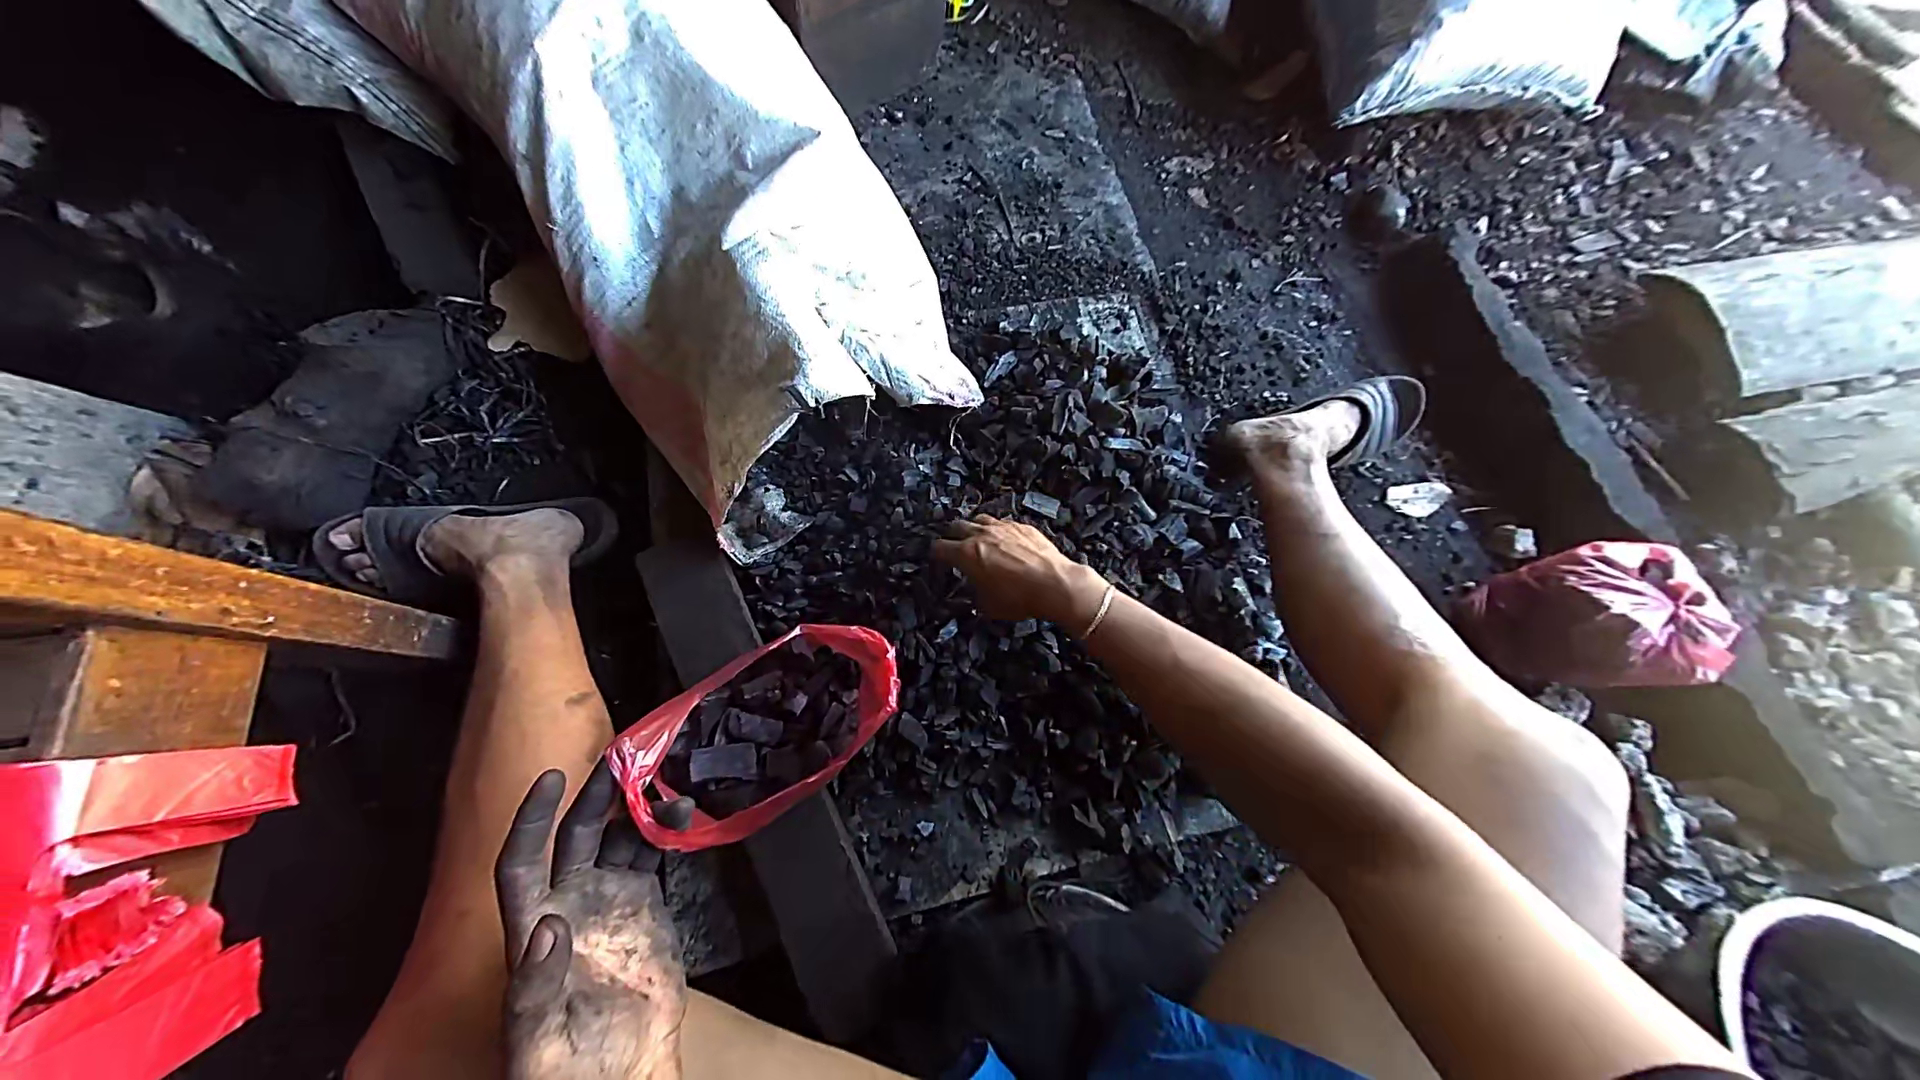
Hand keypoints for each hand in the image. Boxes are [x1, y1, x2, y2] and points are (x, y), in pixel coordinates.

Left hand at [496, 761, 686, 1079]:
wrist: (623, 1073)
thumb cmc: (564, 1069)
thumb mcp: (535, 1039)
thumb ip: (535, 985)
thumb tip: (545, 927)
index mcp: (533, 926)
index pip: (523, 862)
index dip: (533, 819)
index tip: (552, 778)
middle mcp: (570, 902)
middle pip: (578, 835)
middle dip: (598, 795)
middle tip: (624, 758)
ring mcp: (611, 900)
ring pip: (621, 837)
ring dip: (640, 808)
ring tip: (665, 785)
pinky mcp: (646, 904)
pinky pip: (654, 856)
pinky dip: (668, 831)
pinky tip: (682, 814)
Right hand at [931, 514, 1107, 627]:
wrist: (1055, 584)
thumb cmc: (1020, 598)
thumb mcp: (987, 606)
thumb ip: (974, 593)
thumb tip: (973, 590)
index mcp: (966, 554)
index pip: (939, 547)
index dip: (935, 554)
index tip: (938, 559)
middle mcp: (981, 535)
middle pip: (956, 526)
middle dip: (952, 536)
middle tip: (954, 547)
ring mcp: (1003, 527)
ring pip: (979, 519)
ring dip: (974, 528)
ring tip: (977, 539)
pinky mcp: (1022, 526)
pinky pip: (1003, 522)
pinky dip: (998, 530)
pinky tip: (1003, 540)